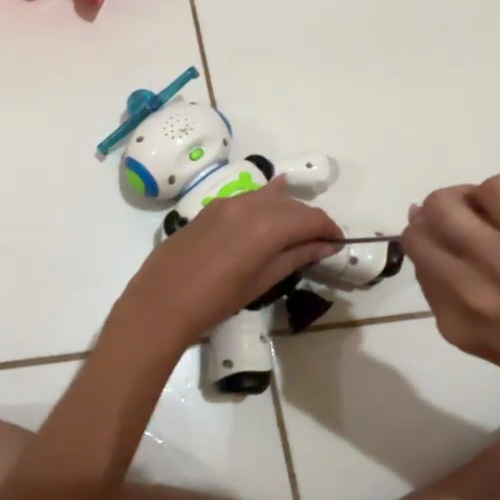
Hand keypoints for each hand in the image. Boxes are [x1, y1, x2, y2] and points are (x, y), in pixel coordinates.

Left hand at [113, 177, 342, 352]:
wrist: (162, 301)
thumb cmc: (216, 300)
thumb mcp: (261, 281)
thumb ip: (294, 257)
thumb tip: (324, 245)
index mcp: (266, 225)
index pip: (310, 218)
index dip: (329, 229)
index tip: (338, 244)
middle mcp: (248, 205)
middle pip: (291, 205)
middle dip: (310, 221)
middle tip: (320, 242)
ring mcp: (226, 202)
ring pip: (268, 198)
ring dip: (287, 211)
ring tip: (296, 231)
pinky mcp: (210, 207)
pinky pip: (247, 197)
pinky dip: (264, 200)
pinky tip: (272, 198)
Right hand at [403, 174, 499, 419]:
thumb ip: (486, 313)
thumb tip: (472, 267)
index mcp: (463, 328)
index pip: (423, 271)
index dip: (439, 252)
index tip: (460, 244)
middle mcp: (467, 290)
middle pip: (420, 234)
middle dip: (438, 221)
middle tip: (471, 217)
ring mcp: (498, 256)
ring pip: (443, 204)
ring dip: (463, 198)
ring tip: (498, 205)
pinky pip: (495, 188)